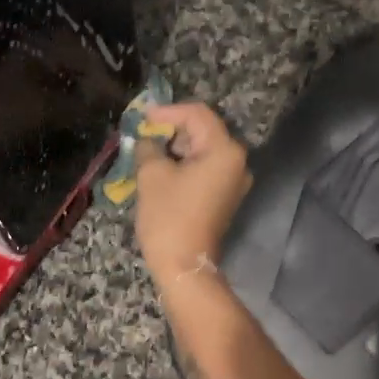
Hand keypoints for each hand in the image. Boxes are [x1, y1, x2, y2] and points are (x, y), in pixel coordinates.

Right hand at [132, 102, 251, 281]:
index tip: (142, 117)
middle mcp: (237, 162)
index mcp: (224, 150)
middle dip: (172, 130)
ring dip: (176, 149)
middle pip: (203, 131)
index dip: (167, 112)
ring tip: (149, 153)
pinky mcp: (225, 198)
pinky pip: (205, 171)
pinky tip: (163, 171)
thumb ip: (149, 147)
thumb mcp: (152, 176)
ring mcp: (233, 182)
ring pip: (203, 152)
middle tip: (144, 135)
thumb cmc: (169, 218)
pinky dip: (185, 166)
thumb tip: (146, 139)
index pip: (197, 115)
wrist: (183, 266)